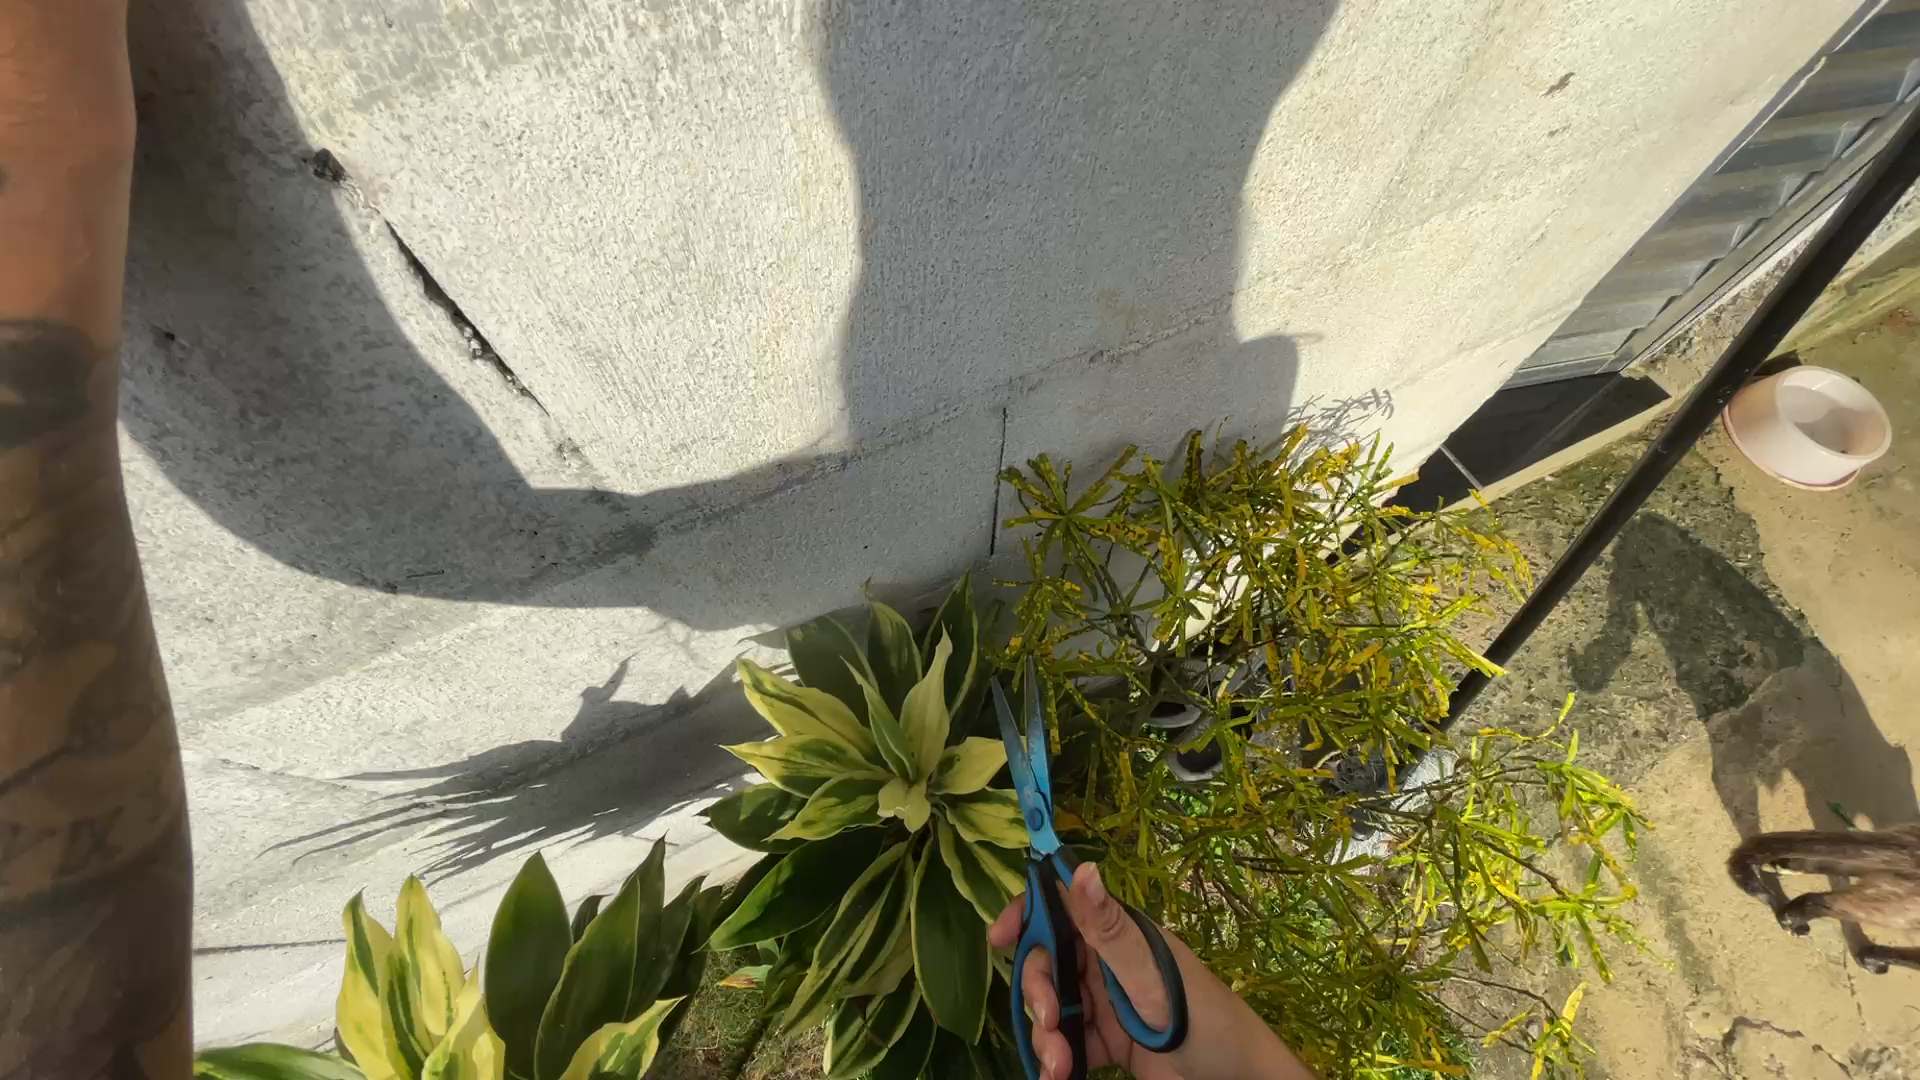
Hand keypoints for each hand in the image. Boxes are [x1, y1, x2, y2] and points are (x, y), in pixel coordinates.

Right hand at [989, 863, 1317, 1079]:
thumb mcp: (1151, 975)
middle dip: (1036, 990)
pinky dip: (1056, 1059)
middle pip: (1048, 961)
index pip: (1061, 906)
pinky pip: (1067, 1043)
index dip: (1026, 914)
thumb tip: (1081, 865)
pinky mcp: (1107, 1044)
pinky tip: (1057, 1076)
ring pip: (1053, 1003)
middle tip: (1046, 1022)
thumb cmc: (1202, 1019)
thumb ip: (1108, 928)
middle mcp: (1106, 960)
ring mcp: (1105, 1002)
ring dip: (1045, 1032)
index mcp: (1118, 931)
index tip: (998, 937)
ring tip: (1057, 1067)